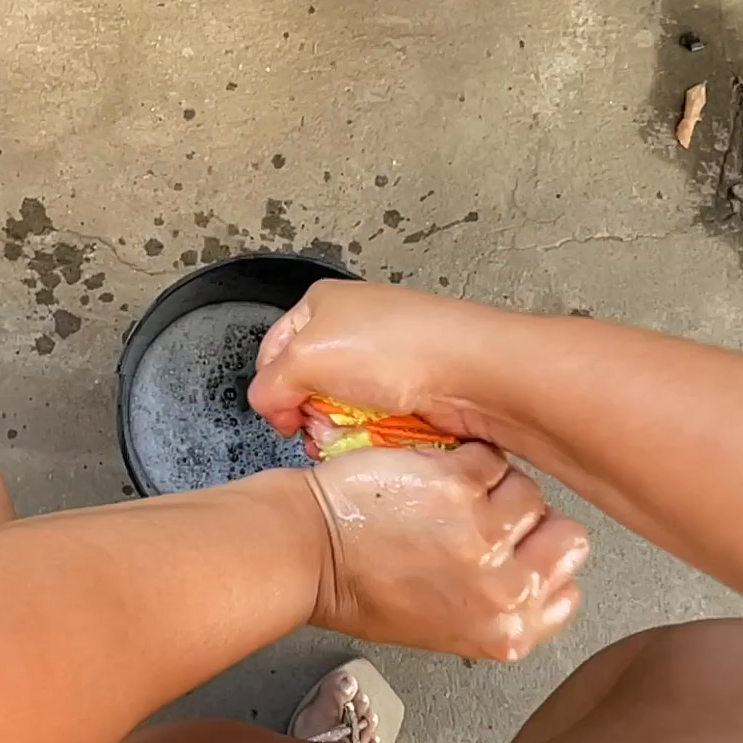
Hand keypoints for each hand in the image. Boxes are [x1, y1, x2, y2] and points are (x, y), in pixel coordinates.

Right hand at [249, 280, 510, 441]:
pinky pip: (371, 420)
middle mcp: (350, 327)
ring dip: (339, 430)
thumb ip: (267, 388)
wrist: (475, 374)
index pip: (271, 354)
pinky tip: (380, 438)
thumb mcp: (304, 361)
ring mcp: (382, 359)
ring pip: (337, 408)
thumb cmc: (396, 350)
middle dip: (309, 414)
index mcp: (320, 305)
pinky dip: (370, 435)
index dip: (272, 390)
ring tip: (355, 435)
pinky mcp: (408, 388)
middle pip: (304, 385)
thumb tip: (270, 411)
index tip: (285, 418)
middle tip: (322, 428)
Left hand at [299, 443, 587, 659]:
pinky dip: (459, 456)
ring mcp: (483, 533)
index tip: (513, 546)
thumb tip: (528, 572)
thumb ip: (494, 606)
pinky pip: (487, 456)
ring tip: (444, 490)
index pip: (569, 590)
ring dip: (491, 483)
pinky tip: (425, 471)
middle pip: (564, 535)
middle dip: (525, 519)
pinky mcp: (456, 484)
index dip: (539, 559)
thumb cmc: (355, 587)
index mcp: (506, 631)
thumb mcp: (441, 626)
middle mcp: (505, 588)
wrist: (307, 553)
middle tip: (478, 511)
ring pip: (527, 490)